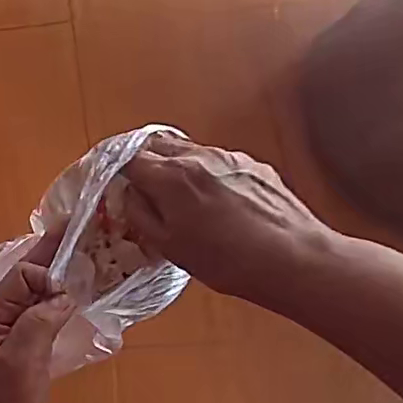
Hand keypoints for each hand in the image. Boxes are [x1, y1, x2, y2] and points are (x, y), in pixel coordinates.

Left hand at [0, 229, 79, 402]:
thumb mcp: (19, 362)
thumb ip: (38, 323)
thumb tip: (64, 294)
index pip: (24, 275)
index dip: (46, 274)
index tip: (70, 288)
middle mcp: (7, 316)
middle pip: (32, 276)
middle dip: (55, 253)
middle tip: (85, 228)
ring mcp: (21, 332)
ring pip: (43, 293)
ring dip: (63, 274)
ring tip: (92, 257)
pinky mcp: (34, 348)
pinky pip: (50, 314)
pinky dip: (66, 301)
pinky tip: (83, 296)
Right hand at [119, 134, 339, 300]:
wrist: (292, 259)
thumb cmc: (224, 260)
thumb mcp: (168, 245)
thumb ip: (141, 213)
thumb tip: (130, 194)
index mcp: (171, 176)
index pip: (128, 156)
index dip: (114, 167)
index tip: (110, 180)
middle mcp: (197, 156)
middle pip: (156, 142)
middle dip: (140, 157)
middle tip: (134, 181)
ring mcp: (229, 157)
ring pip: (187, 150)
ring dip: (172, 165)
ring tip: (174, 195)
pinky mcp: (254, 165)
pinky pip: (215, 161)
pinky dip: (202, 173)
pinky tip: (213, 202)